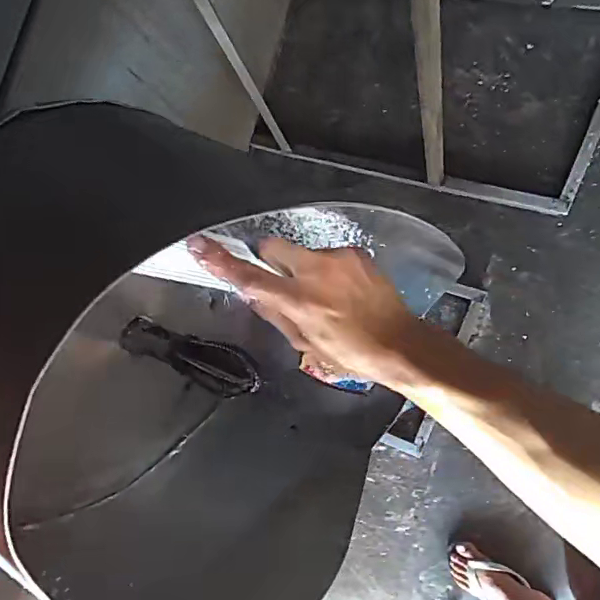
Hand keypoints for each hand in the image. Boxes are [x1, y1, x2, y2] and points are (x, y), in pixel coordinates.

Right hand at [185, 234, 448, 389]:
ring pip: (302, 253)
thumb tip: (255, 296)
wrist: (400, 344)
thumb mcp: (306, 345)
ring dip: (302, 269)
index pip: (250, 278)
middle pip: (272, 248)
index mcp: (299, 301)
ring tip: (323, 297)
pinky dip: (327, 271)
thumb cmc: (352, 354)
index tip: (200, 246)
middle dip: (270, 262)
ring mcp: (339, 258)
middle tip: (283, 286)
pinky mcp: (356, 253)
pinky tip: (342, 292)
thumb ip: (277, 316)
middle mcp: (316, 272)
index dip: (221, 262)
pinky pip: (328, 256)